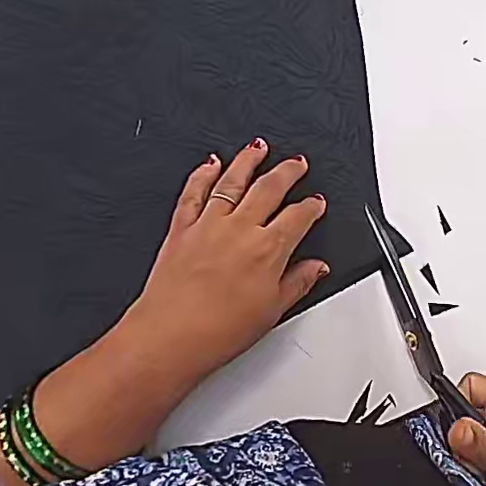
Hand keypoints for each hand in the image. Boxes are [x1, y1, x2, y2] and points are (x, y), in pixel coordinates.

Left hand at [0, 139, 327, 485]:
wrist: (169, 337)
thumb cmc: (218, 330)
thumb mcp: (272, 310)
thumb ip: (298, 282)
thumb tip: (315, 268)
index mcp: (269, 250)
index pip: (298, 217)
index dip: (311, 207)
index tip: (316, 202)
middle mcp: (240, 230)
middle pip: (270, 188)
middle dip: (288, 172)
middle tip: (297, 163)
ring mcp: (209, 225)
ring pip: (233, 181)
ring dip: (249, 160)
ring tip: (259, 147)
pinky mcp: (181, 228)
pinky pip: (193, 193)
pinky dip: (202, 174)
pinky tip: (210, 163)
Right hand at [447, 374, 485, 485]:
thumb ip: (485, 447)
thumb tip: (454, 429)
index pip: (470, 386)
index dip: (456, 407)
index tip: (455, 437)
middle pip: (467, 418)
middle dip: (463, 444)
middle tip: (477, 466)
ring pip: (473, 444)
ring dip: (474, 465)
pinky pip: (484, 463)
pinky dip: (484, 477)